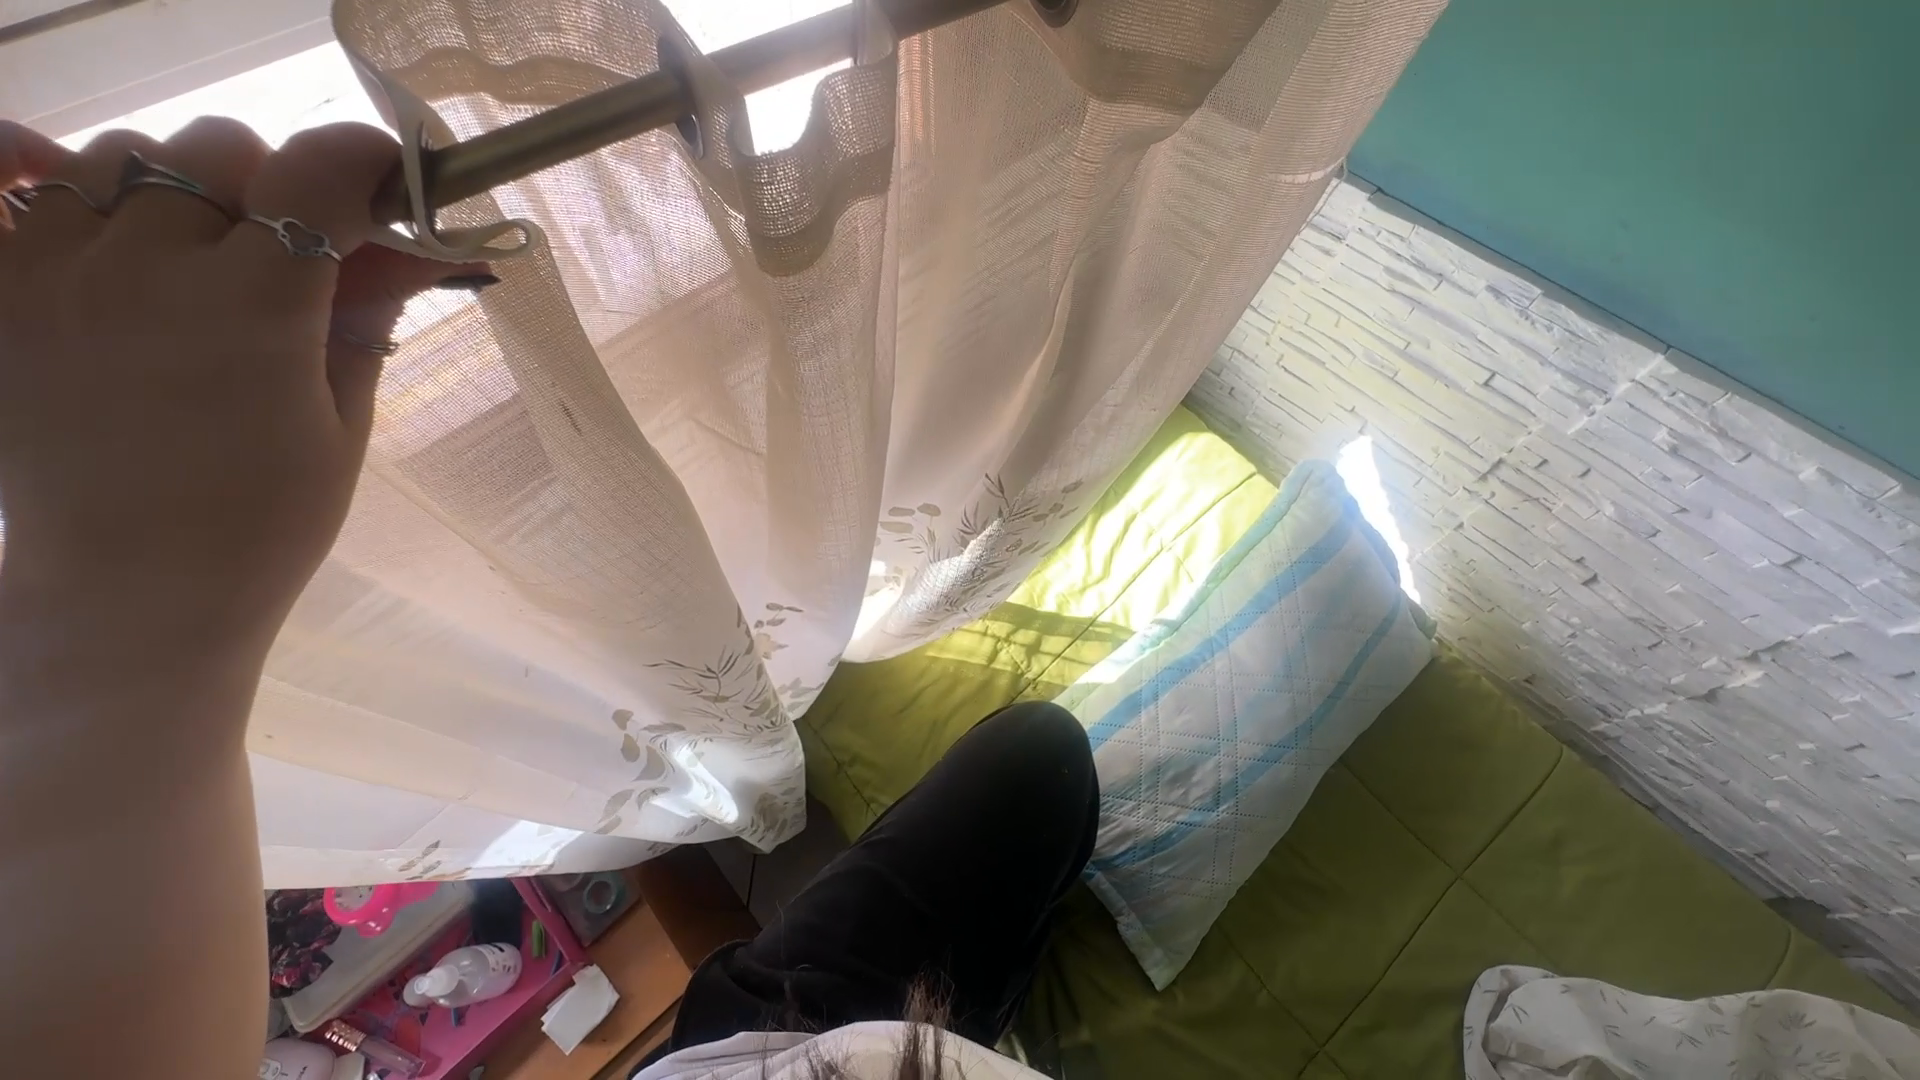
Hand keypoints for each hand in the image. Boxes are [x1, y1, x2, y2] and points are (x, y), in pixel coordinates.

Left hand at [0, 118, 484, 648]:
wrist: (135, 587)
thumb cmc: (270, 516)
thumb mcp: (344, 418)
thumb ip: (369, 313)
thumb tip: (421, 247)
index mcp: (256, 308)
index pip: (314, 173)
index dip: (362, 159)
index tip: (388, 177)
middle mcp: (145, 267)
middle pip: (218, 149)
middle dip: (273, 182)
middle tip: (296, 247)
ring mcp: (47, 272)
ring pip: (121, 158)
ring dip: (180, 191)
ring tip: (199, 258)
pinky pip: (13, 186)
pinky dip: (59, 187)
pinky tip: (92, 227)